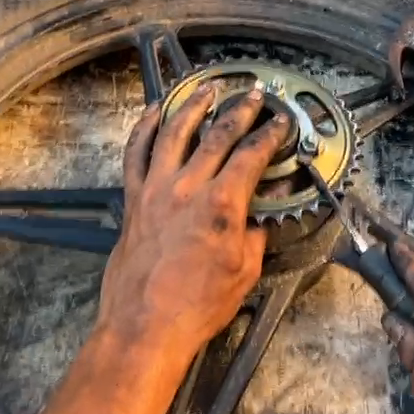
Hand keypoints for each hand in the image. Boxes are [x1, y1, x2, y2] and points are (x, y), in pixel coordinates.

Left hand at [96, 84, 288, 363]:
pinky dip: (145, 128)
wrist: (145, 325)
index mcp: (221, 204)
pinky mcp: (134, 198)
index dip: (270, 134)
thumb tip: (266, 207)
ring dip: (194, 105)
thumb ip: (257, 230)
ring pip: (175, 132)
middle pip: (218, 134)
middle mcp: (187, 188)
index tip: (280, 122)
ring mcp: (156, 189)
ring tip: (208, 88)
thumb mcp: (246, 269)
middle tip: (254, 94)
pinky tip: (155, 112)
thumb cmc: (197, 304)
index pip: (252, 155)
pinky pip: (136, 152)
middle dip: (241, 110)